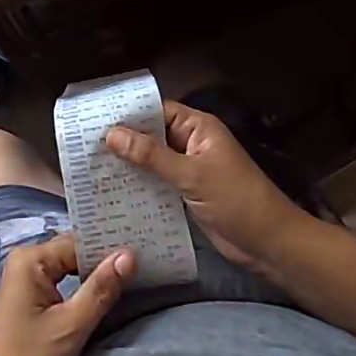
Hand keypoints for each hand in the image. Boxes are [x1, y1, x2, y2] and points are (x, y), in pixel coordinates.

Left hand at [0, 234, 132, 355]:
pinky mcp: (27, 298)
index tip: (142, 248)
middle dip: (103, 259)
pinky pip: (59, 282)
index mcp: (30, 259)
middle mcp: (24, 261)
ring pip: (67, 268)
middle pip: (71, 252)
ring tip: (131, 272)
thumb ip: (100, 288)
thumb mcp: (71, 325)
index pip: (77, 243)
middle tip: (142, 258)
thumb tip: (129, 254)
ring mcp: (23, 279)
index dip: (108, 247)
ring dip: (94, 274)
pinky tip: (104, 291)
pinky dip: (81, 286)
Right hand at [105, 100, 310, 271]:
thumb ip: (151, 155)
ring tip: (90, 165)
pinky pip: (155, 182)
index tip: (94, 117)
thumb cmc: (237, 201)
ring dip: (127, 164)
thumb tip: (111, 134)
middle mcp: (190, 143)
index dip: (127, 113)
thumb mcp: (191, 174)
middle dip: (122, 139)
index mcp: (198, 127)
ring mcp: (187, 169)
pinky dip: (138, 184)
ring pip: (150, 160)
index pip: (156, 110)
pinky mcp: (184, 193)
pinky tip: (112, 190)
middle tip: (84, 142)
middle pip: (150, 135)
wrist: (270, 245)